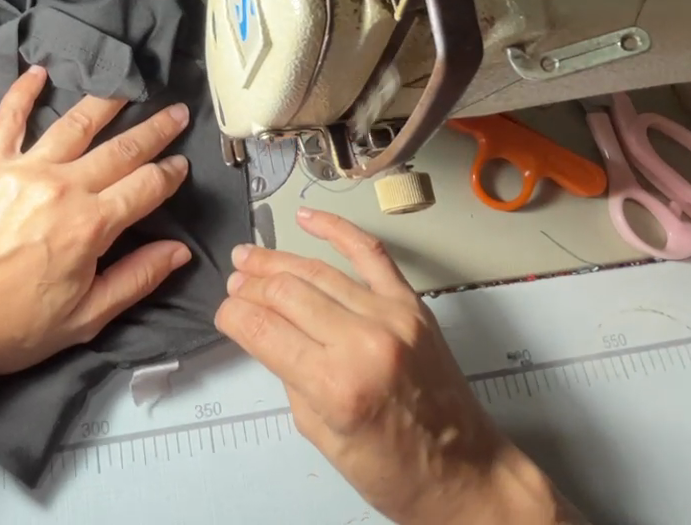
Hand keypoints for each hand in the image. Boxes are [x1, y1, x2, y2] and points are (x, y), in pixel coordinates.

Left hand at [0, 65, 193, 388]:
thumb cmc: (9, 328)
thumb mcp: (84, 319)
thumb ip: (136, 279)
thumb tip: (179, 250)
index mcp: (91, 225)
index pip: (145, 187)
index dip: (169, 173)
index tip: (182, 162)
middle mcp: (63, 186)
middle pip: (120, 149)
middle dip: (154, 130)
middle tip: (176, 112)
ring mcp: (23, 170)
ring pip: (75, 125)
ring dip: (106, 102)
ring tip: (126, 86)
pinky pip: (9, 119)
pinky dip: (23, 92)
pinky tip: (37, 72)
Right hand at [215, 208, 565, 524]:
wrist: (465, 471)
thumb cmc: (393, 470)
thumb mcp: (321, 435)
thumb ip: (289, 375)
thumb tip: (263, 328)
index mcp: (335, 385)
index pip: (263, 330)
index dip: (233, 316)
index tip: (224, 313)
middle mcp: (362, 342)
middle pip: (285, 293)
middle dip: (250, 286)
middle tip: (233, 283)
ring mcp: (390, 316)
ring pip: (317, 270)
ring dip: (276, 260)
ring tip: (249, 256)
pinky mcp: (411, 303)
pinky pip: (369, 252)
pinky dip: (336, 229)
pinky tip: (306, 218)